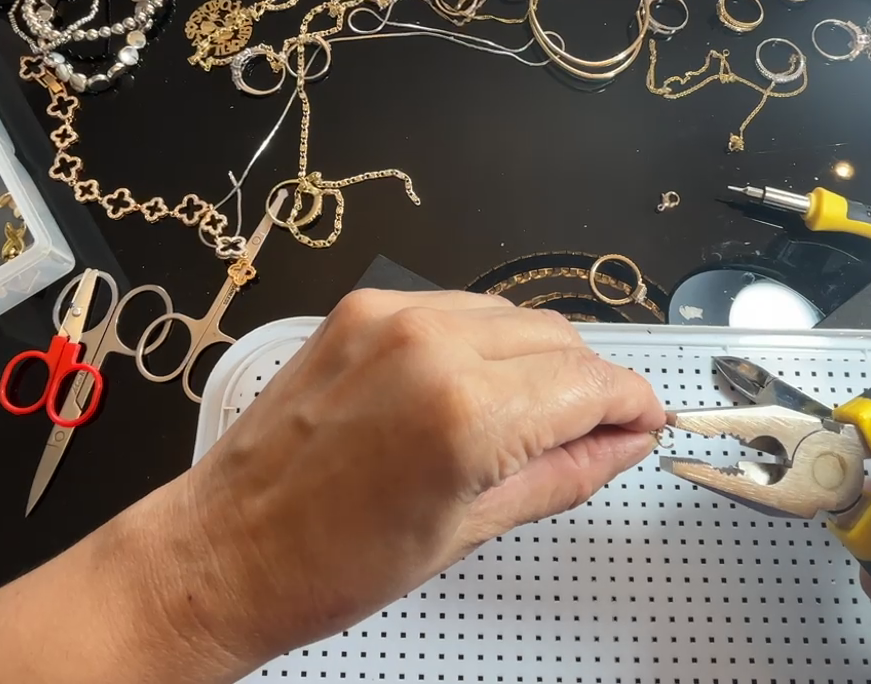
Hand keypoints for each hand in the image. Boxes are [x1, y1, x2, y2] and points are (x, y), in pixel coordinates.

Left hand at [148, 289, 665, 679]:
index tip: (643, 419)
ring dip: (538, 357)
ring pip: (510, 314)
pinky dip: (484, 338)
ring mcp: (391, 315)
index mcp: (463, 414)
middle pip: (557, 337)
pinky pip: (456, 306)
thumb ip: (562, 474)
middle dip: (588, 381)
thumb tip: (621, 443)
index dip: (629, 402)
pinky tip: (475, 381)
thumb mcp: (467, 532)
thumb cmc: (332, 563)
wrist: (228, 544)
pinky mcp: (364, 306)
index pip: (587, 383)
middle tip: (595, 425)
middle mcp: (430, 343)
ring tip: (529, 410)